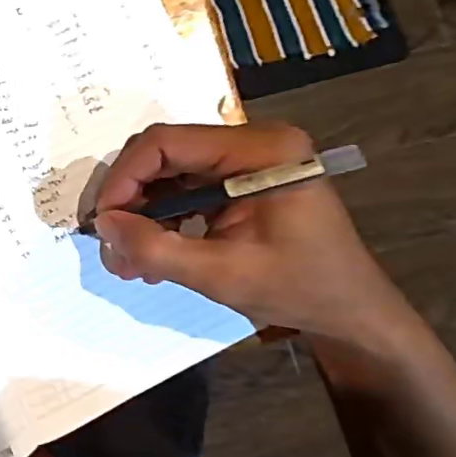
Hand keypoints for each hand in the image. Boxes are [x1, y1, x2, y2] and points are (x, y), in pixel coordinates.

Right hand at [91, 122, 414, 347]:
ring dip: (140, 214)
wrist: (353, 314)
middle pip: (162, 155)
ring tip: (129, 259)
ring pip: (165, 173)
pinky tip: (152, 252)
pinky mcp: (236, 179)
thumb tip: (102, 225)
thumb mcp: (221, 275)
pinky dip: (159, 219)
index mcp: (260, 150)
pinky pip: (180, 188)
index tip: (104, 221)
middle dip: (129, 200)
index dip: (124, 178)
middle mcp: (250, 142)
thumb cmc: (301, 291)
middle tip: (112, 244)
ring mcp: (243, 160)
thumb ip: (155, 248)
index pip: (166, 143)